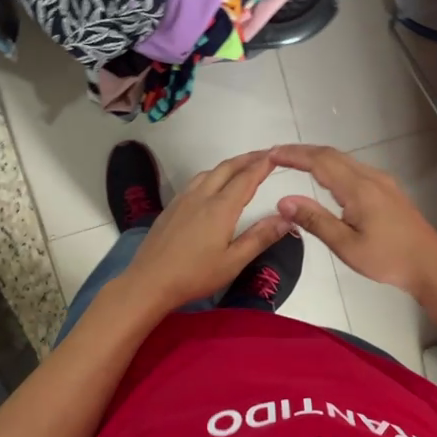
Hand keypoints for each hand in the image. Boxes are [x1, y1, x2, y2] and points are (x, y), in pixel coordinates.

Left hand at [117, 150, 293, 309]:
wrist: (149, 281)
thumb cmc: (194, 275)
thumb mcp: (233, 262)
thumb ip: (260, 237)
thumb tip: (287, 218)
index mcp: (220, 208)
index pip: (246, 178)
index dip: (262, 165)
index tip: (276, 155)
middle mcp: (201, 196)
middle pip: (226, 168)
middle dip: (247, 159)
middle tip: (264, 155)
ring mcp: (182, 200)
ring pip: (208, 173)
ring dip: (228, 166)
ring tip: (241, 169)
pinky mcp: (170, 208)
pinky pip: (194, 183)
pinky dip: (211, 176)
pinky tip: (211, 187)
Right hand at [271, 144, 436, 295]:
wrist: (430, 265)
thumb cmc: (387, 259)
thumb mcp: (345, 245)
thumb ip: (315, 220)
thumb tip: (284, 201)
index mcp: (359, 189)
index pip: (320, 162)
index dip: (294, 155)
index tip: (270, 155)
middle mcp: (371, 178)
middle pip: (332, 154)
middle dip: (302, 152)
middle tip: (276, 155)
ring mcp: (382, 182)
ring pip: (344, 160)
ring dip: (317, 157)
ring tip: (294, 162)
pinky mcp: (388, 190)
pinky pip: (354, 168)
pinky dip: (332, 166)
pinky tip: (325, 177)